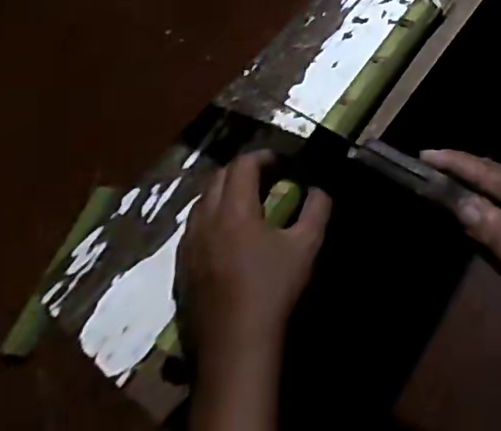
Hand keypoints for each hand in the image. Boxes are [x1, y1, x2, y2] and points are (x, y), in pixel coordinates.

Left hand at [179, 151, 330, 368]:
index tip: (282, 162)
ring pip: (201, 202)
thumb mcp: (307, 245)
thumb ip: (317, 209)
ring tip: (248, 203)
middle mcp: (205, 222)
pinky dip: (212, 216)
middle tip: (267, 177)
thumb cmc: (273, 289)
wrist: (236, 344)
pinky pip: (193, 227)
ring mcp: (188, 246)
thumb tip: (319, 189)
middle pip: (216, 178)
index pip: (242, 165)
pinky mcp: (181, 268)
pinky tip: (230, 235)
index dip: (263, 156)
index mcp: (234, 212)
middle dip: (241, 170)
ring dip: (224, 192)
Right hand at [422, 149, 500, 314]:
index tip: (424, 154)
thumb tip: (464, 205)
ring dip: (470, 179)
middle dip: (456, 168)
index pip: (485, 172)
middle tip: (422, 170)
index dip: (454, 162)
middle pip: (489, 170)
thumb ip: (498, 236)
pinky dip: (486, 189)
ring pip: (498, 179)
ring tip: (438, 182)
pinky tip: (471, 198)